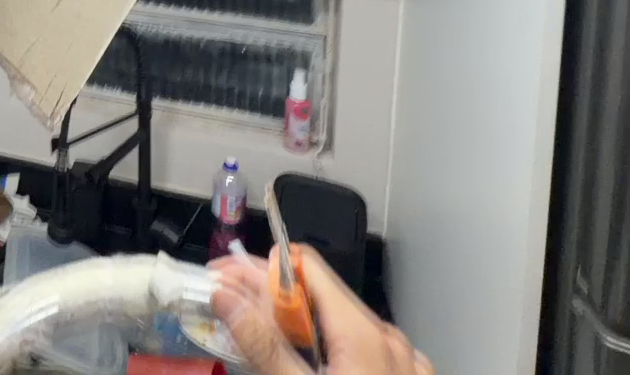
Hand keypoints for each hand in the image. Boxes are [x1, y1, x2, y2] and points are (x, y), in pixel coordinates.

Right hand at [210, 247, 432, 374]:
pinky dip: (328, 347)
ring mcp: (407, 364)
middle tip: (229, 308)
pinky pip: (362, 348)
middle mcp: (389, 338)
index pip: (304, 265)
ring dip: (297, 323)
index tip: (223, 281)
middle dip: (270, 294)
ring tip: (262, 340)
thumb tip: (222, 294)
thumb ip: (262, 345)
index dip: (259, 267)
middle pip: (319, 291)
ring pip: (339, 320)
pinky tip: (309, 369)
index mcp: (364, 332)